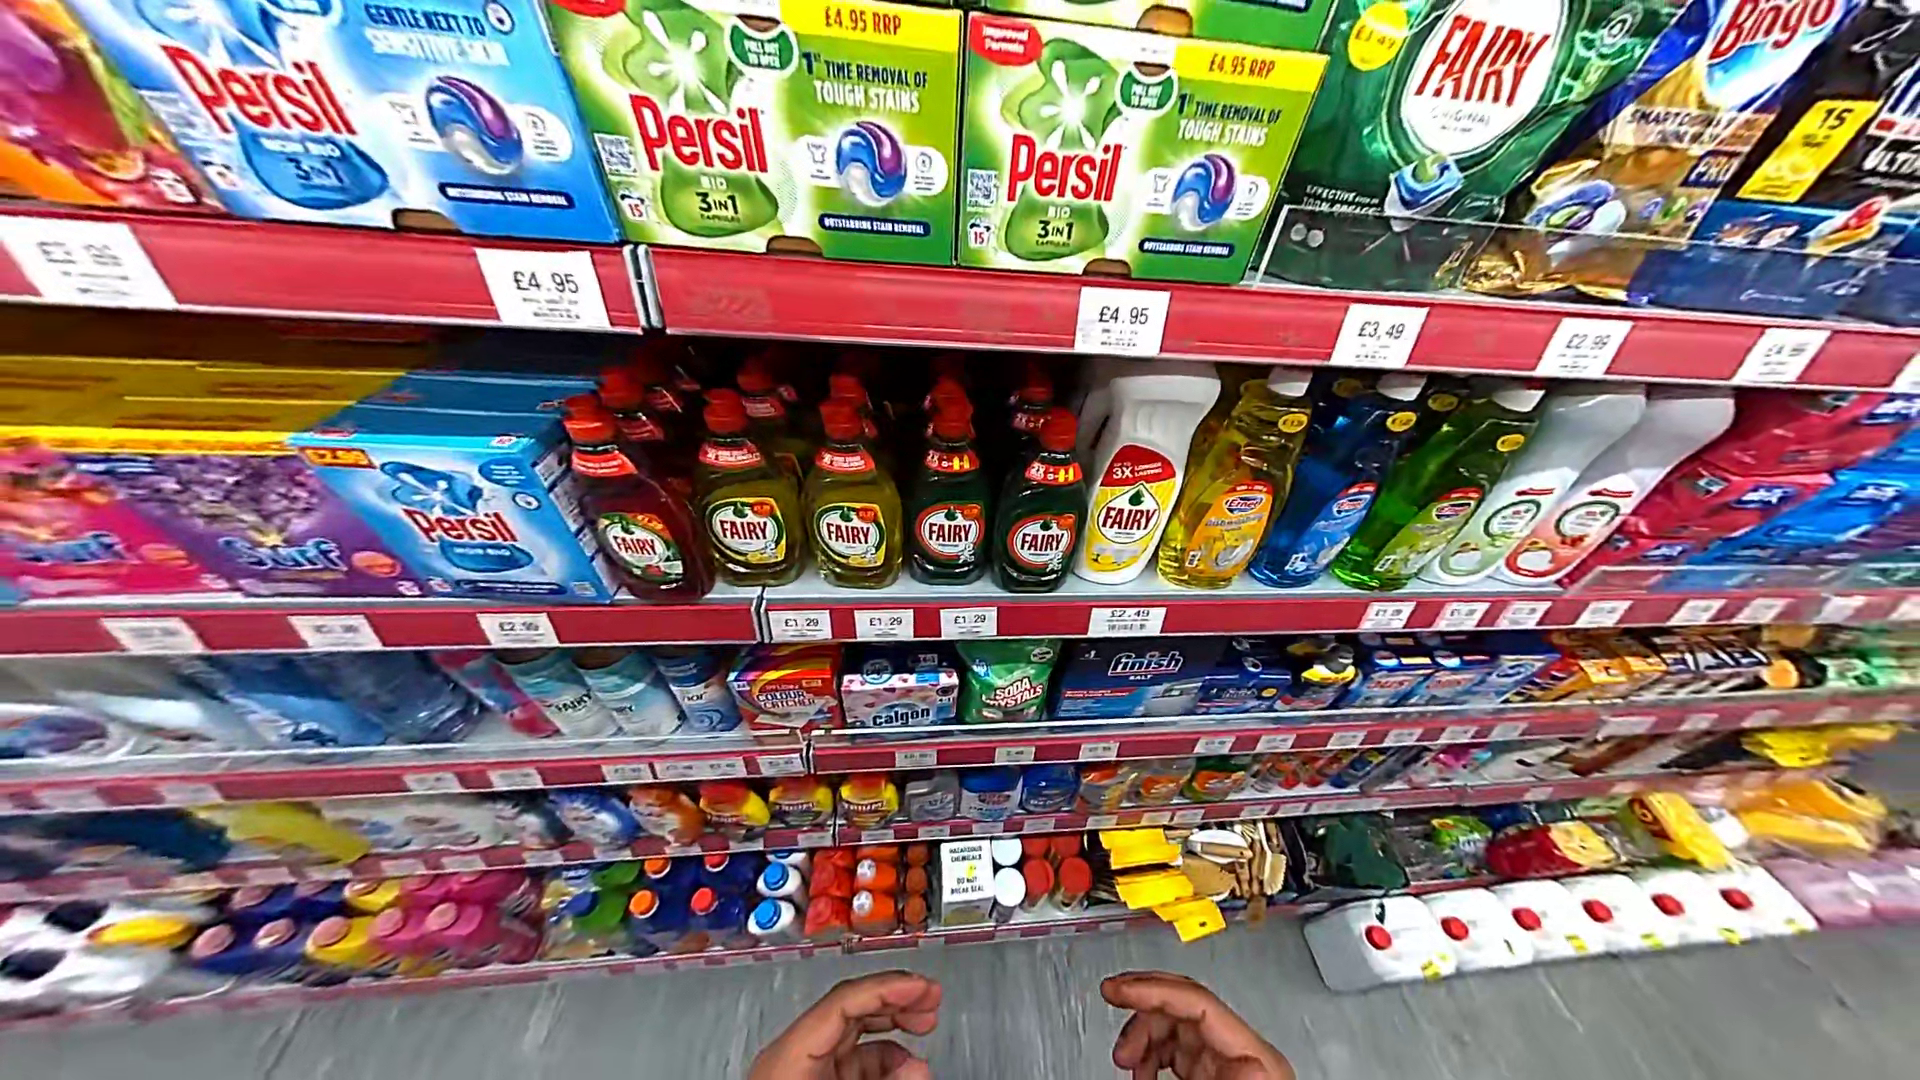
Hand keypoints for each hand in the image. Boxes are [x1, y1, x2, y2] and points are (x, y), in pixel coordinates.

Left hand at [747, 970, 942, 1079]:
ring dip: (893, 1030)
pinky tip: (905, 1070)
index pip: (843, 1001)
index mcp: (789, 1056)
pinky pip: (852, 1064)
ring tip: (925, 1029)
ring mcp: (803, 1074)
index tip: (920, 987)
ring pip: (854, 1035)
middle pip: (850, 1009)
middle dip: (893, 1000)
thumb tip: (918, 1068)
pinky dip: (882, 1063)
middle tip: (931, 997)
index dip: (886, 987)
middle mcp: (794, 1056)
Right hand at [1102, 971, 1293, 1079]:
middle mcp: (1244, 1056)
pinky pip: (1179, 1054)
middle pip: (1183, 1009)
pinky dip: (1154, 1059)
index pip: (1195, 1002)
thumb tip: (1190, 1068)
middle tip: (1114, 1008)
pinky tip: (1143, 1075)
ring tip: (1126, 1063)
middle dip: (1143, 1010)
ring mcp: (1232, 1069)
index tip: (1116, 990)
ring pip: (1176, 1029)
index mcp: (1256, 1061)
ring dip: (1144, 1039)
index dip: (1150, 990)